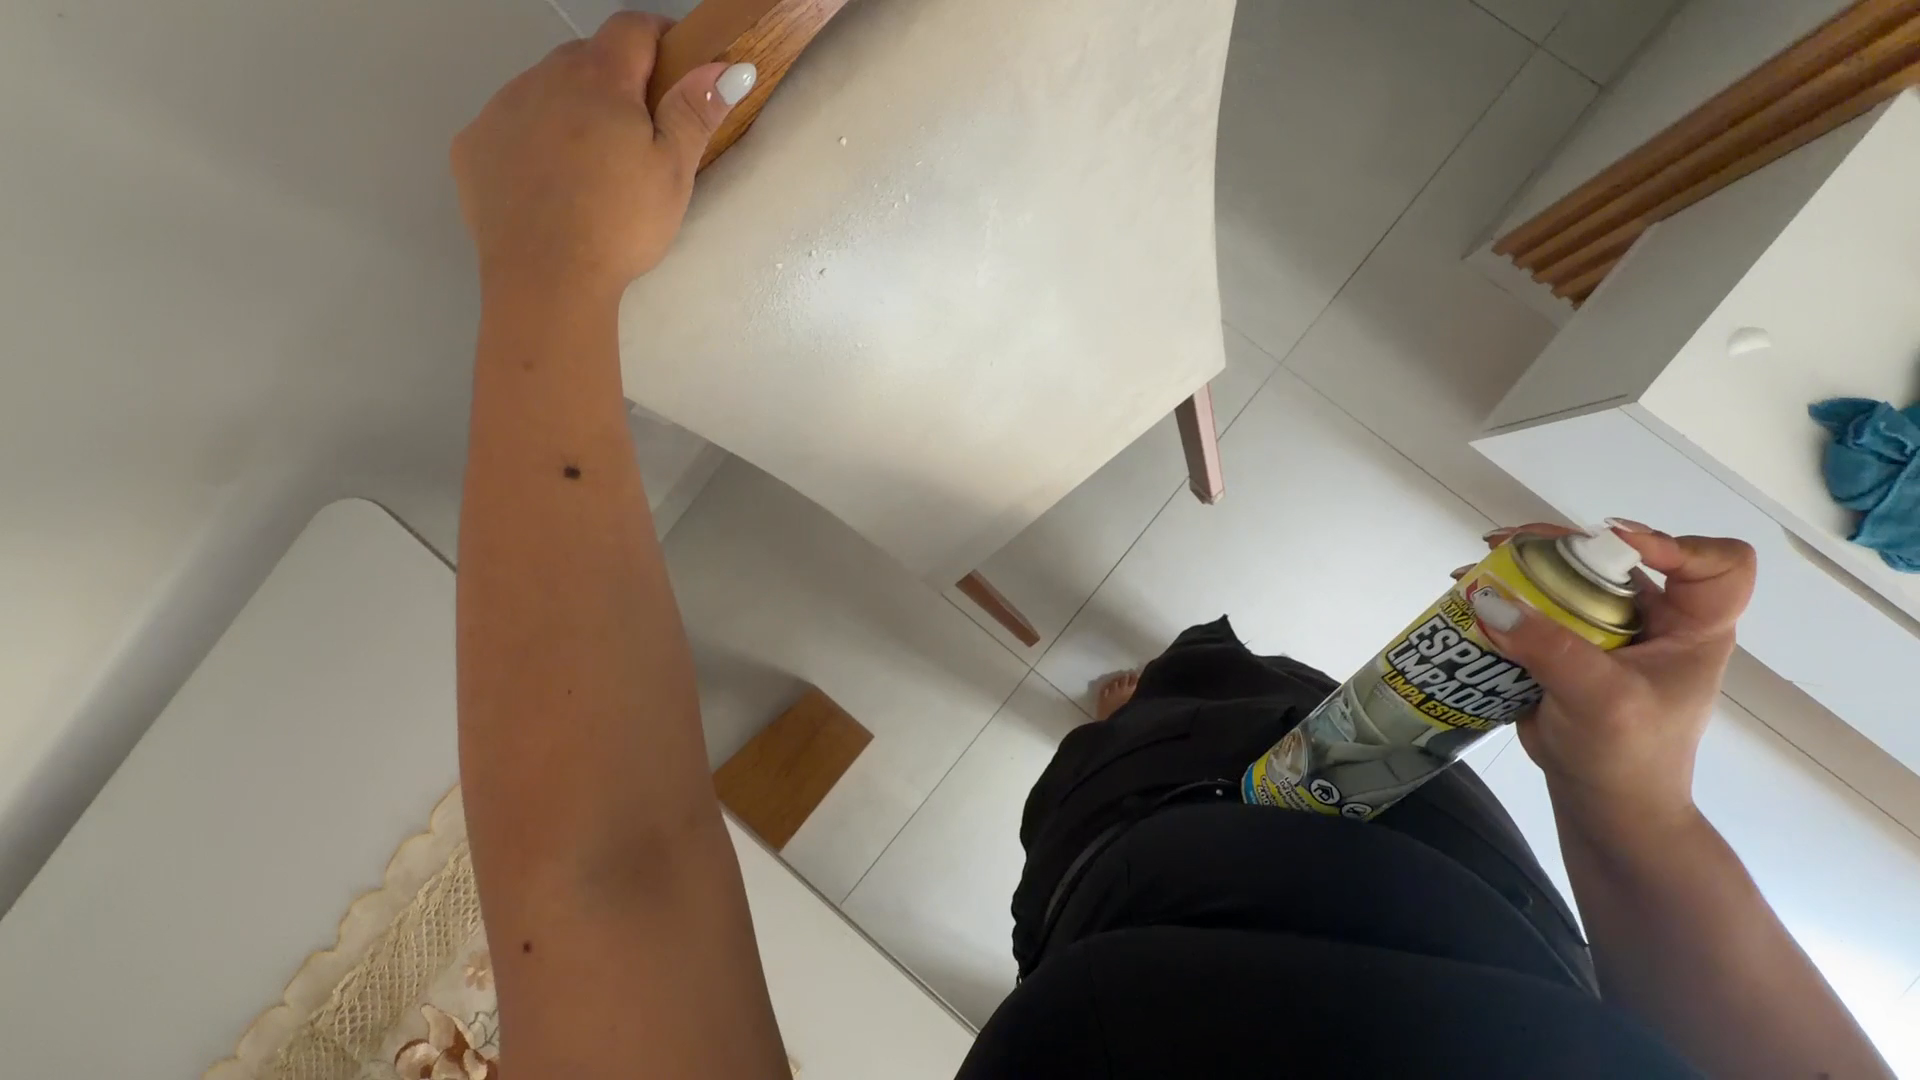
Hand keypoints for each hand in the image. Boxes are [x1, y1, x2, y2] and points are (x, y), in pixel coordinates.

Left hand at [450, 13, 756, 302]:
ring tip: (594, 169)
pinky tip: (551, 186)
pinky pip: (510, 126)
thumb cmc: (622, 225)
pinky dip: (533, 142)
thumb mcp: (674, 172)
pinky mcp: (472, 145)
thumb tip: (728, 66)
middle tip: (642, 134)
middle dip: (617, 81)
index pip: (632, 27)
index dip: (661, 37)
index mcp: (600, 80)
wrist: (547, 278)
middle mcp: (543, 78)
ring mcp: (501, 109)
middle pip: (587, 58)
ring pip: (545, 90)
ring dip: (572, 110)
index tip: (680, 65)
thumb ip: (696, 112)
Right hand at [1462, 523, 1756, 840]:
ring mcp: (1603, 630)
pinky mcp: (1561, 643)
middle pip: (1618, 558)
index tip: (1610, 547)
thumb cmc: (1626, 755)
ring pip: (1569, 576)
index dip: (1674, 544)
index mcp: (1692, 628)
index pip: (1717, 565)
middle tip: (1508, 544)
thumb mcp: (1598, 699)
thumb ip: (1548, 647)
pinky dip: (1499, 592)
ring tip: (1480, 560)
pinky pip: (1533, 604)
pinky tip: (1467, 590)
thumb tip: (1485, 597)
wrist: (1600, 801)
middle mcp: (1652, 619)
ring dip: (1522, 564)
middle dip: (1563, 544)